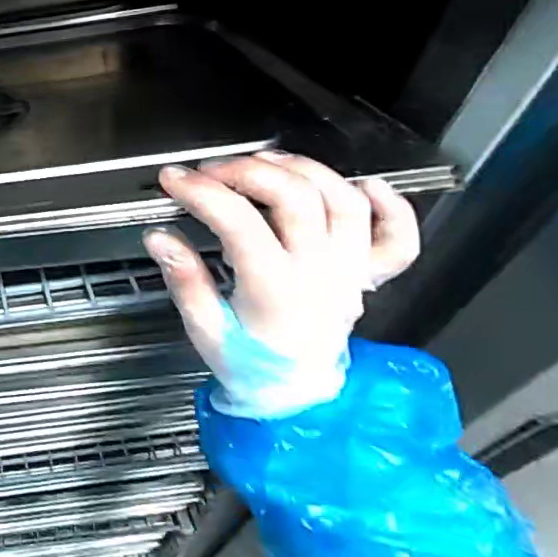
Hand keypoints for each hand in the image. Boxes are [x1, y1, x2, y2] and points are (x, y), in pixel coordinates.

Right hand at [143, 152, 419, 417]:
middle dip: (249, 170)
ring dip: (305, 169)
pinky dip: (390, 205)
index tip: (175, 179)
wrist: (295, 395)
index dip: (203, 192)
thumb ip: (184, 281)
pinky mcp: (366, 274)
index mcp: (273, 293)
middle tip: (214, 169)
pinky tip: (365, 184)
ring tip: (267, 161)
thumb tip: (160, 238)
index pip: (239, 224)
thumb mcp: (205, 332)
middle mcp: (318, 275)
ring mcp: (348, 272)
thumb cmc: (250, 365)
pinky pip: (396, 238)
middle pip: (296, 199)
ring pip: (343, 202)